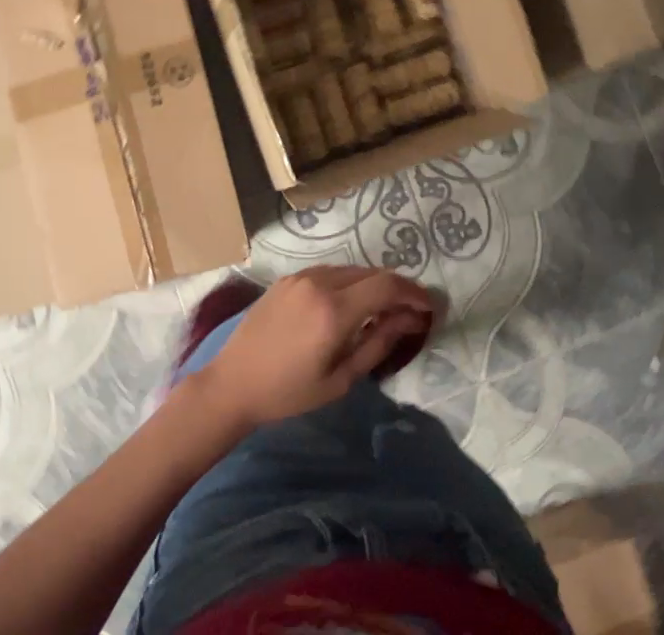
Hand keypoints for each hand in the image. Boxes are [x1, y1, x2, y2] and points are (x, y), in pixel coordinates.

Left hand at [195, 266, 436, 427]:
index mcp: (334, 310)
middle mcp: (318, 283)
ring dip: (373, 285)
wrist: (233, 383)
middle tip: (412, 312)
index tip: (430, 308)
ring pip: (351, 270)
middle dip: (397, 289)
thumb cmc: (289, 392)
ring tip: (384, 310)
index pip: (387, 285)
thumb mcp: (341, 378)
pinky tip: (351, 305)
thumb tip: (410, 320)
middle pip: (372, 273)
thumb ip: (379, 343)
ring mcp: (300, 277)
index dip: (414, 293)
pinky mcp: (287, 279)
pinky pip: (329, 272)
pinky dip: (349, 283)